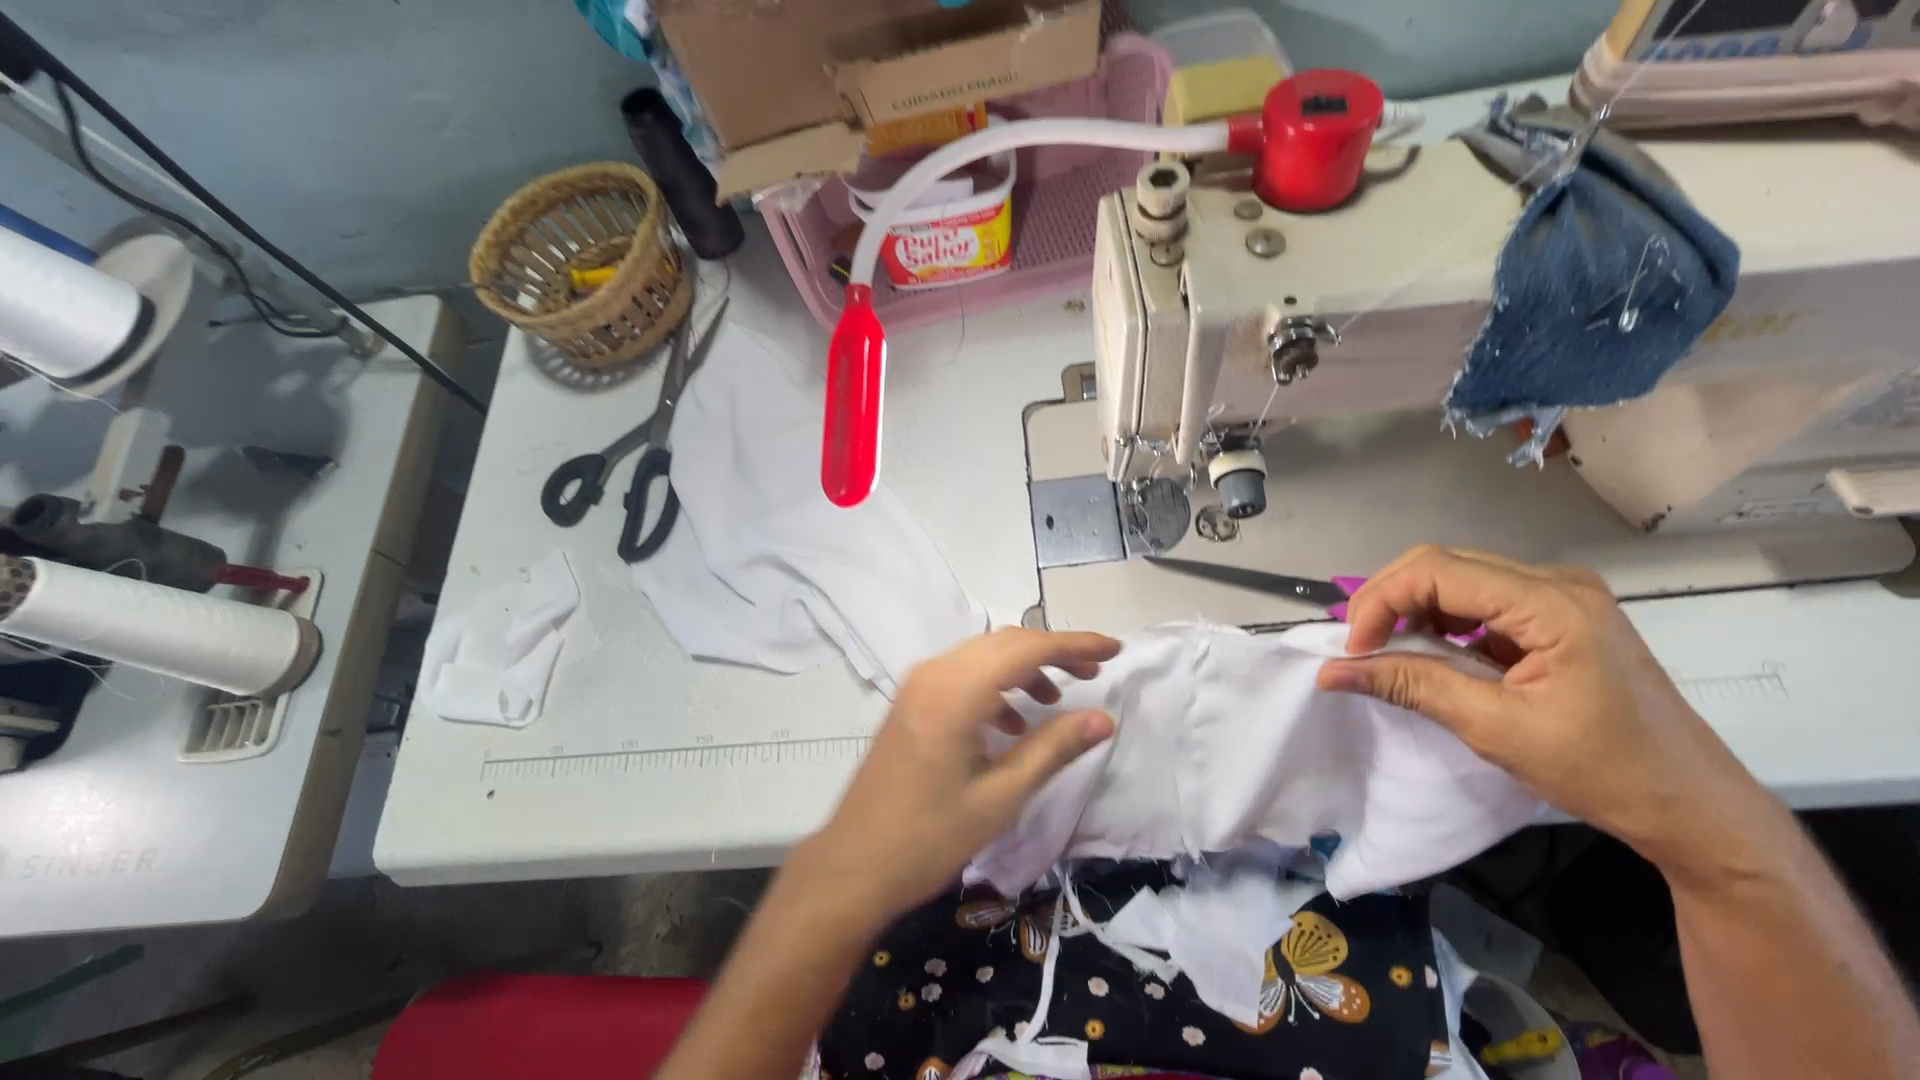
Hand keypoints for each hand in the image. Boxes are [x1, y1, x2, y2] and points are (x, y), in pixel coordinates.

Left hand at [795, 628, 1120, 919]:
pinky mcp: (908, 706)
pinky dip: (994, 688)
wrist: (853, 867)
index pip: (1026, 649)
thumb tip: (1103, 719)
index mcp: (955, 692)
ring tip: (1058, 699)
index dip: (1074, 644)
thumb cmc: (929, 838)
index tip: (1115, 649)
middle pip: (1003, 644)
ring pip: (981, 658)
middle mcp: (932, 675)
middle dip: (1052, 652)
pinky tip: (1012, 726)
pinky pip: (961, 678)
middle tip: (1095, 671)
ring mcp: (915, 689)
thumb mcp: (1000, 797)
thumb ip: (1053, 750)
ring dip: (1023, 669)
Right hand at [1315, 546, 1771, 876]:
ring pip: (1460, 577)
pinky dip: (1444, 620)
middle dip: (1390, 600)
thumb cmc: (1600, 770)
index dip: (1381, 601)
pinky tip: (1435, 653)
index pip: (1437, 570)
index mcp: (1551, 603)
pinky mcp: (1562, 616)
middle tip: (1360, 650)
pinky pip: (1484, 599)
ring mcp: (1564, 596)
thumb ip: (1411, 686)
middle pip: (1444, 563)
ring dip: (1413, 609)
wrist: (1691, 805)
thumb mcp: (1495, 729)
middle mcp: (1558, 582)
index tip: (1354, 652)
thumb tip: (1331, 671)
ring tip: (1389, 652)